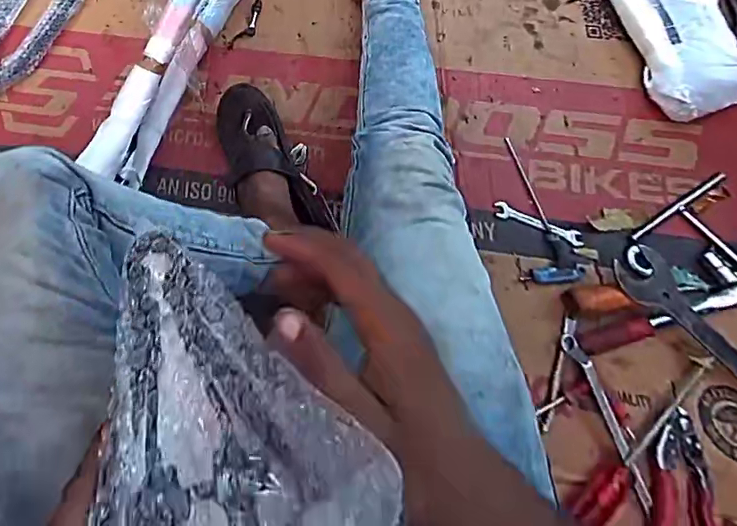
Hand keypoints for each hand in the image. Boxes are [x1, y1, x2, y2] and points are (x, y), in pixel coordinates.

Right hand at [263, 229, 561, 525]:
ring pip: (356, 272)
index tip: (266, 242)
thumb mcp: (361, 424)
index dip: (304, 247)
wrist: (471, 494)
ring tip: (278, 282)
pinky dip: (328, 284)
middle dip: (307, 246)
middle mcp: (400, 316)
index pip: (344, 266)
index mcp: (391, 330)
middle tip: (266, 255)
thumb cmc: (411, 462)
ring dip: (315, 265)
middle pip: (352, 259)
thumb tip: (283, 314)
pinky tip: (308, 305)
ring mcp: (404, 325)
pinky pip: (360, 291)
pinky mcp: (402, 338)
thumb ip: (322, 368)